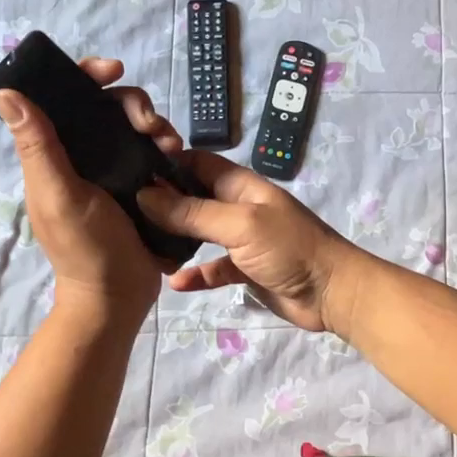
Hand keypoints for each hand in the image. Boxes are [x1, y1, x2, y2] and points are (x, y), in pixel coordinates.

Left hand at [0, 58, 179, 329]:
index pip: (64, 97)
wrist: (118, 296)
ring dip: (156, 126)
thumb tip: (5, 92)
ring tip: (169, 148)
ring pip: (135, 127)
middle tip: (151, 126)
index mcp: (56, 153)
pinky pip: (154, 152)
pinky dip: (166, 148)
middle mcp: (83, 155)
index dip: (86, 75)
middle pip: (108, 106)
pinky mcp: (141, 186)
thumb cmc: (85, 247)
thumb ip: (37, 145)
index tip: (114, 71)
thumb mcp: (59, 194)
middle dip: (133, 104)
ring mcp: (114, 171)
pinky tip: (175, 159)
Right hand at [136, 152, 366, 332]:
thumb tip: (145, 195)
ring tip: (141, 246)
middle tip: (123, 214)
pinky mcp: (246, 269)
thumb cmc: (290, 248)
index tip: (128, 172)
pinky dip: (197, 273)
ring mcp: (243, 239)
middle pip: (194, 198)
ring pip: (200, 234)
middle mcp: (239, 207)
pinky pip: (214, 268)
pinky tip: (176, 282)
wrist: (333, 292)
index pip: (197, 163)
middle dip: (162, 203)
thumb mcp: (240, 224)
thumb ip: (193, 212)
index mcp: (241, 185)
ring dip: (176, 240)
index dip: (166, 164)